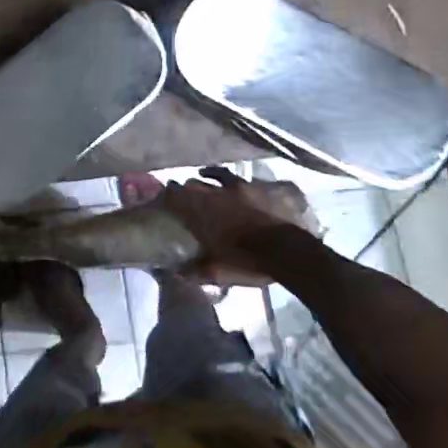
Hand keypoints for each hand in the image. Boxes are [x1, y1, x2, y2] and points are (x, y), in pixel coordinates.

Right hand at [161, 166, 312, 280]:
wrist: (286, 251)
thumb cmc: (246, 261)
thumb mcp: (217, 271)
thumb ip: (194, 269)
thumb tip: (175, 270)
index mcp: (200, 211)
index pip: (174, 195)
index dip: (166, 195)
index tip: (161, 198)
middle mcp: (214, 194)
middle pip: (192, 184)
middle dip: (185, 189)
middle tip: (183, 195)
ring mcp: (237, 187)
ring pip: (215, 175)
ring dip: (207, 177)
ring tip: (203, 176)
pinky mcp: (257, 187)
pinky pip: (240, 179)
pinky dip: (232, 180)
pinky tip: (233, 182)